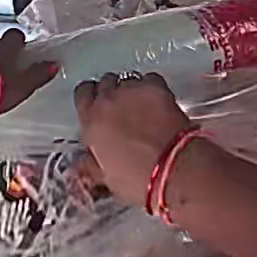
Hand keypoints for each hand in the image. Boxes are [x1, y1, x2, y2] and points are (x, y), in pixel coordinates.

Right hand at [73, 72, 193, 205]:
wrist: (174, 171)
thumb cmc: (138, 178)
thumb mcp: (106, 177)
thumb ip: (91, 163)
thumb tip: (84, 162)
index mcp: (90, 119)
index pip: (82, 93)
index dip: (91, 98)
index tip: (98, 105)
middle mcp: (107, 99)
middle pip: (105, 82)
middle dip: (112, 92)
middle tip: (122, 108)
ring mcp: (131, 90)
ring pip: (127, 79)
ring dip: (132, 90)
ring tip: (143, 107)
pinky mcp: (155, 87)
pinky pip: (149, 78)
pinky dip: (152, 87)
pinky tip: (158, 102)